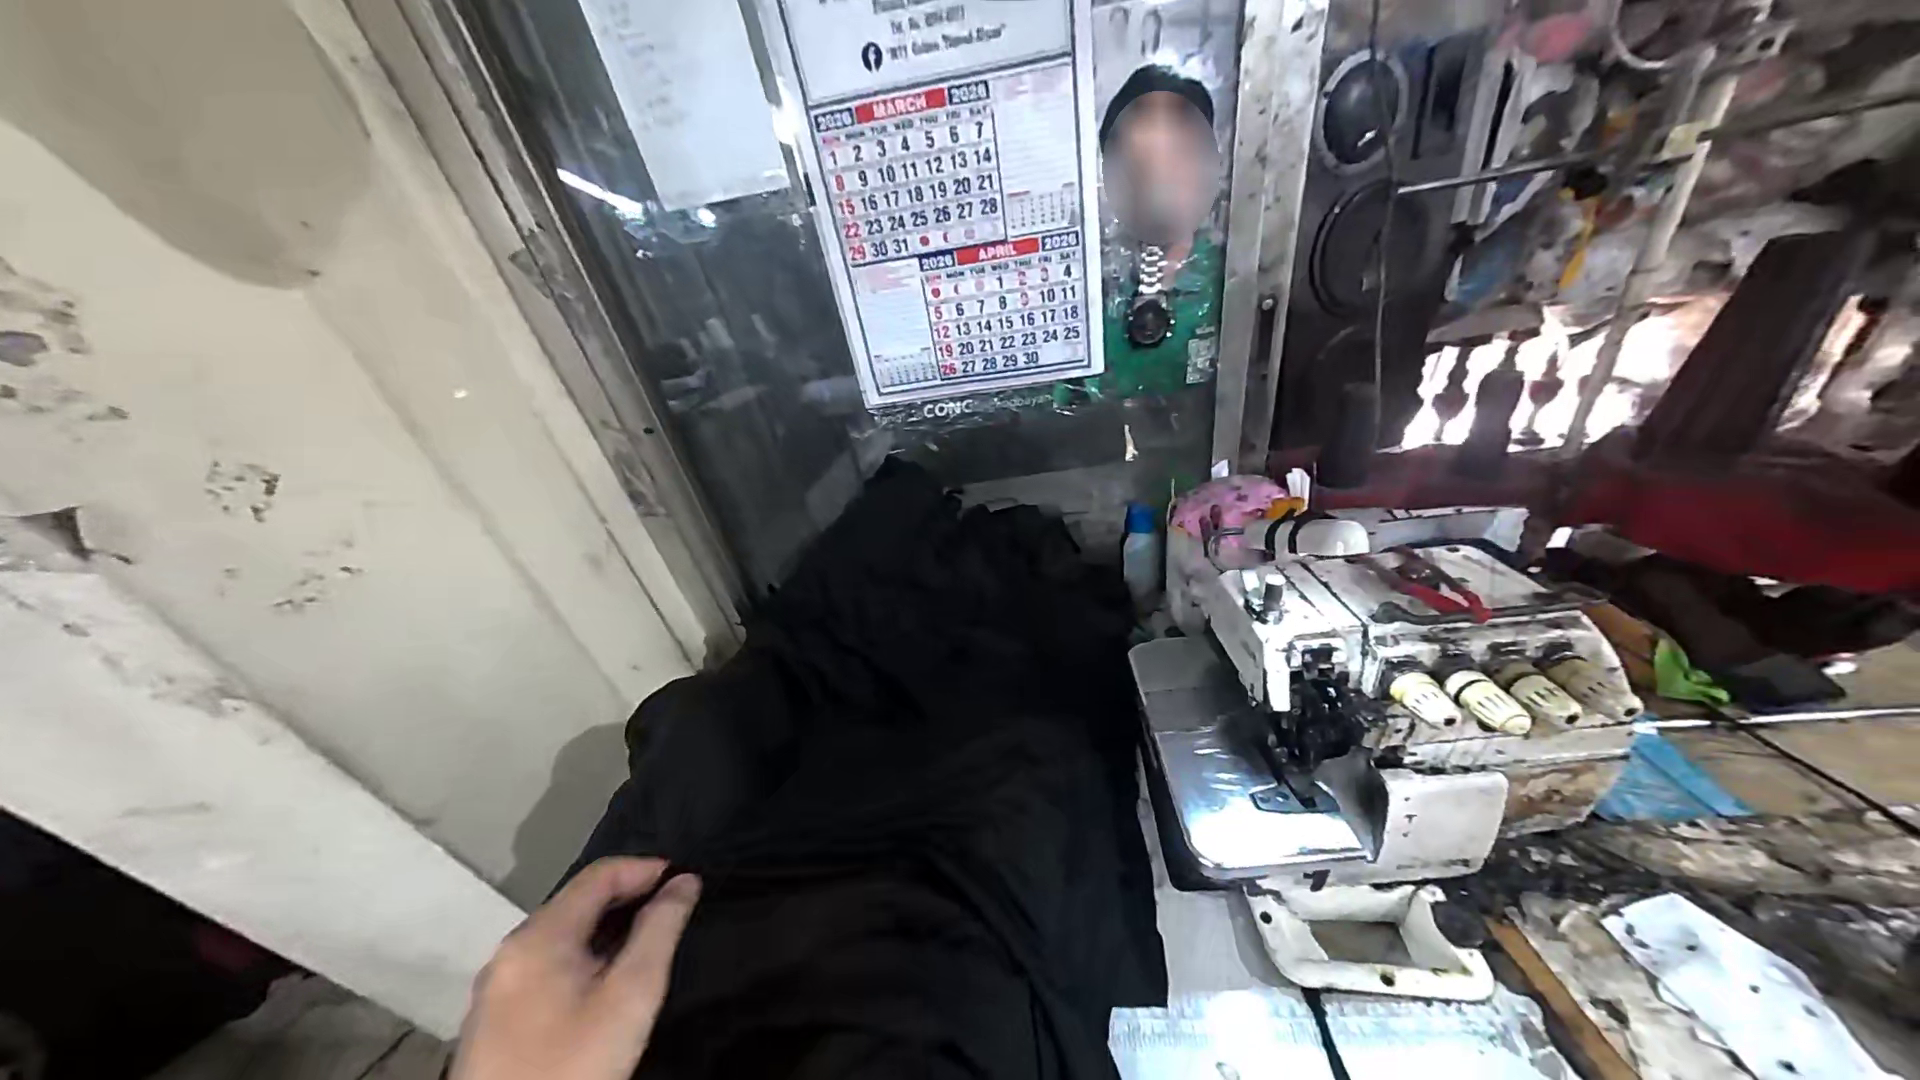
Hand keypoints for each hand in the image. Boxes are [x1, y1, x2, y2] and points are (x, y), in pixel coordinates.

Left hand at [451, 857, 700, 1079]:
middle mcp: (510, 950)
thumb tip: (684, 881)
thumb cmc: (576, 1063)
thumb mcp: (632, 993)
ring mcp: (497, 985)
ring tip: (648, 939)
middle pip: (579, 899)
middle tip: (672, 908)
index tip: (684, 881)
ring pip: (564, 931)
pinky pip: (548, 960)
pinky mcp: (496, 1017)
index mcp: (538, 936)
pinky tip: (608, 976)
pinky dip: (586, 951)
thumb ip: (660, 928)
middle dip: (629, 895)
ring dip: (609, 924)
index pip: (599, 874)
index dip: (646, 869)